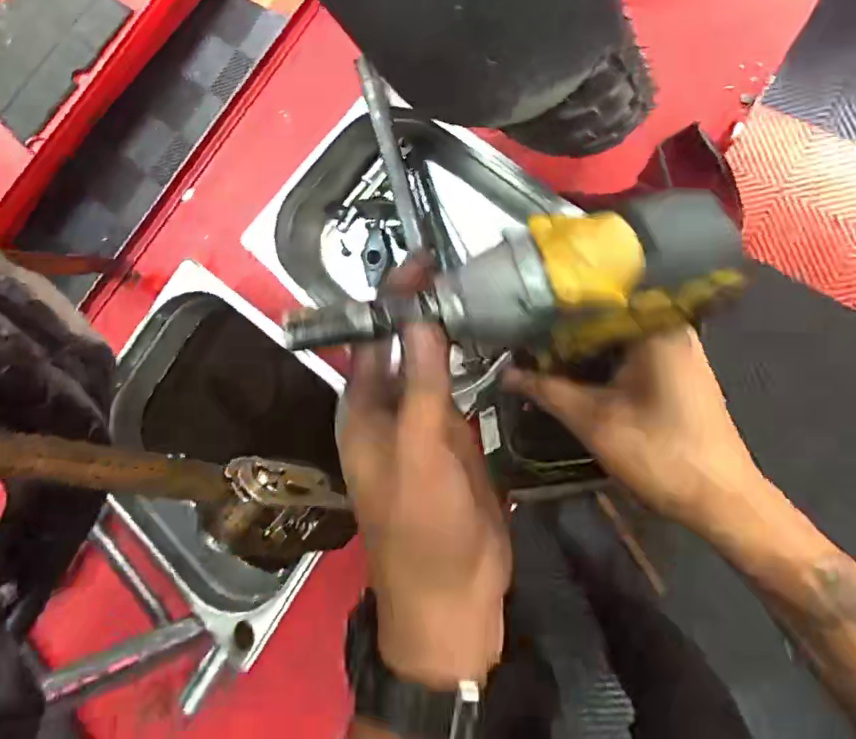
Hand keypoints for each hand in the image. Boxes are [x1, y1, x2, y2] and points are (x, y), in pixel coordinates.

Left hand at [338, 259, 510, 689]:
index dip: (394, 296)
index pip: (375, 336)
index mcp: (363, 408)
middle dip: (422, 305)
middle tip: (459, 265)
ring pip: (433, 362)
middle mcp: (388, 407)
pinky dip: (470, 360)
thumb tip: (422, 317)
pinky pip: (458, 386)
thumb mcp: (419, 452)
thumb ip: (423, 384)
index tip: (423, 259)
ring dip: (448, 329)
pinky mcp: (454, 436)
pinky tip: (492, 337)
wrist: (453, 597)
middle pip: (403, 344)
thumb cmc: (421, 526)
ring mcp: (423, 421)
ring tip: (477, 288)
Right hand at [505, 325, 767, 526]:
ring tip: (538, 346)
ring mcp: (676, 347)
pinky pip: (629, 349)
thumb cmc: (662, 455)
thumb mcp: (594, 422)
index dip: (553, 304)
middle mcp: (669, 326)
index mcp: (655, 326)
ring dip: (581, 343)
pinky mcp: (676, 368)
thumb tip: (505, 373)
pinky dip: (601, 357)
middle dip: (564, 325)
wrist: (725, 503)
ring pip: (616, 333)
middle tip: (523, 331)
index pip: (595, 297)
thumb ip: (546, 390)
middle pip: (605, 314)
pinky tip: (573, 368)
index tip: (521, 310)